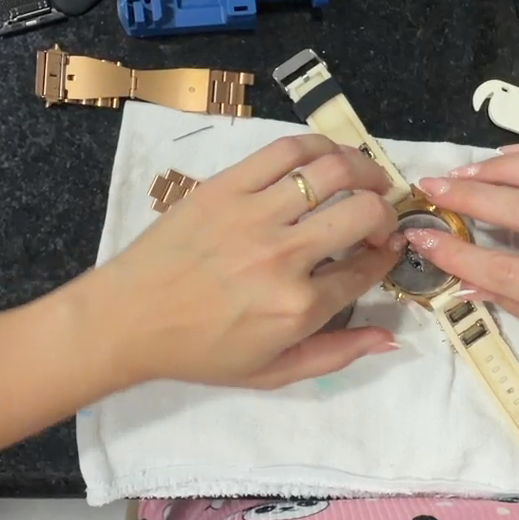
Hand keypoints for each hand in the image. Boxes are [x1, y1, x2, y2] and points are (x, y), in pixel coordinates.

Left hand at [79, 135, 403, 388]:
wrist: (127, 319)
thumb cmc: (199, 352)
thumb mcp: (272, 372)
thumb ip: (335, 355)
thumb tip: (391, 336)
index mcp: (298, 307)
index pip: (366, 269)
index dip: (385, 256)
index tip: (385, 250)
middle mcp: (284, 256)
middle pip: (363, 212)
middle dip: (385, 213)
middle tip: (378, 217)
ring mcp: (254, 215)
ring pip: (332, 170)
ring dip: (364, 169)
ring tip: (366, 179)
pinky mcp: (225, 187)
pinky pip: (285, 151)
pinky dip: (318, 146)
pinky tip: (327, 157)